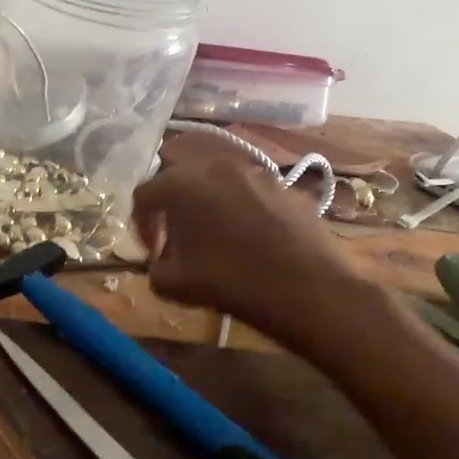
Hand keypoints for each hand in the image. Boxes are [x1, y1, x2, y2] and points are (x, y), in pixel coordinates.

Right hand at [131, 158, 368, 338]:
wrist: (315, 291)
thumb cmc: (234, 281)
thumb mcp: (174, 284)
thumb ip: (154, 270)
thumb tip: (160, 264)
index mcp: (179, 185)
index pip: (144, 197)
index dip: (142, 226)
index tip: (154, 253)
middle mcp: (214, 167)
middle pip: (180, 183)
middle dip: (175, 211)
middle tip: (181, 241)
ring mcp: (255, 174)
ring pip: (217, 185)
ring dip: (210, 207)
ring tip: (219, 239)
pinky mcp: (288, 189)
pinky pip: (252, 195)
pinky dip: (244, 211)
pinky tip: (254, 241)